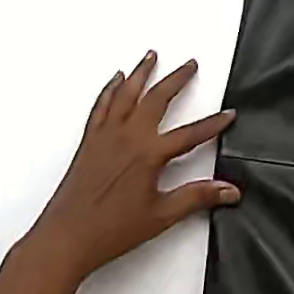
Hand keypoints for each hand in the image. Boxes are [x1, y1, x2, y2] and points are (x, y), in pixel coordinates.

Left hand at [0, 53, 237, 293]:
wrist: (66, 237)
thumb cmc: (109, 230)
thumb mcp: (161, 216)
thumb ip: (196, 197)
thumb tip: (227, 190)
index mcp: (148, 154)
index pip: (190, 134)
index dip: (212, 124)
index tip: (228, 114)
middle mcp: (128, 136)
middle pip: (158, 98)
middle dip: (177, 78)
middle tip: (190, 64)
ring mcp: (107, 134)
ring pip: (127, 93)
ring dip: (142, 72)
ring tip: (151, 56)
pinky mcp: (90, 139)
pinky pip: (102, 105)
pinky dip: (110, 89)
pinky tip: (116, 80)